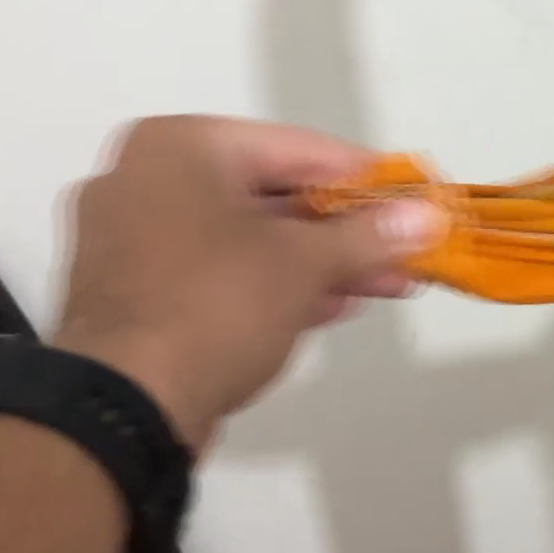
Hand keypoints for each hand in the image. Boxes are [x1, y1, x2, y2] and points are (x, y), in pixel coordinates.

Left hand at [53, 116, 441, 448]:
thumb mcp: (307, 263)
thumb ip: (372, 234)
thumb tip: (429, 215)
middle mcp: (151, 178)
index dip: (372, 178)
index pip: (304, 150)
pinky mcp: (141, 288)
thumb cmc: (217, 307)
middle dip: (353, 230)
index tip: (420, 200)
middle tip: (411, 251)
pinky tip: (336, 305)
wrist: (124, 404)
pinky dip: (283, 283)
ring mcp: (138, 236)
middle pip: (282, 196)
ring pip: (258, 237)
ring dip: (327, 261)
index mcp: (182, 148)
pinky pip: (228, 270)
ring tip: (389, 284)